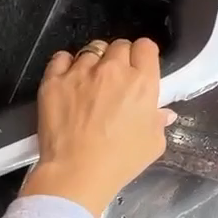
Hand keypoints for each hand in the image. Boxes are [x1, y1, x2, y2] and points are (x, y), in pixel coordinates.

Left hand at [21, 38, 174, 215]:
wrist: (77, 172)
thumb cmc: (120, 161)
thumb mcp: (153, 145)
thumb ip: (158, 122)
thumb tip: (163, 113)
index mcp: (142, 83)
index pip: (145, 47)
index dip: (143, 55)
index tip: (139, 67)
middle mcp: (113, 70)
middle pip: (119, 45)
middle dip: (120, 58)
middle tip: (116, 79)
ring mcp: (81, 72)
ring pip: (91, 50)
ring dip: (94, 63)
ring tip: (90, 82)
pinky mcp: (54, 80)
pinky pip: (61, 58)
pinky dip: (66, 65)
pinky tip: (69, 80)